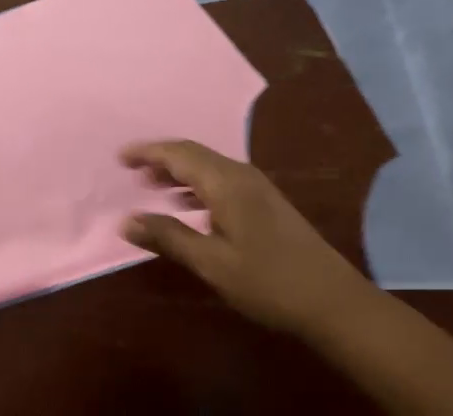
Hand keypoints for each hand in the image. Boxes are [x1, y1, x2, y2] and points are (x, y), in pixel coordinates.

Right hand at [121, 139, 366, 334]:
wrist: (332, 300)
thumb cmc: (267, 281)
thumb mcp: (212, 263)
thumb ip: (168, 237)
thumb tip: (126, 220)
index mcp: (225, 181)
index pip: (178, 153)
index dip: (147, 152)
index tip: (119, 157)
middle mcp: (240, 174)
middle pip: (193, 153)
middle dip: (160, 159)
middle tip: (132, 172)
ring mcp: (256, 186)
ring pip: (208, 166)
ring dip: (179, 172)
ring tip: (153, 188)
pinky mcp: (265, 202)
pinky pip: (221, 179)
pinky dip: (197, 185)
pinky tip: (189, 208)